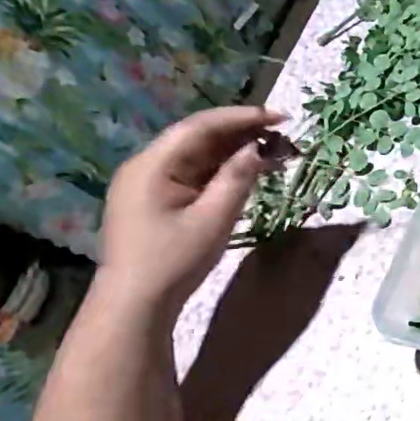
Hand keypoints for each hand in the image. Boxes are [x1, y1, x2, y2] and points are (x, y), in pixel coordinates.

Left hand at [100, 106, 281, 313]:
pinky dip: (223, 168)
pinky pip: (194, 172)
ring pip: (199, 154)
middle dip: (242, 132)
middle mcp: (147, 165)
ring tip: (274, 151)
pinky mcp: (157, 198)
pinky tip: (249, 170)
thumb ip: (237, 179)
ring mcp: (150, 182)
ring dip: (235, 150)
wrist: (136, 302)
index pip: (201, 126)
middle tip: (284, 135)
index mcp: (153, 165)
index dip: (242, 118)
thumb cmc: (174, 260)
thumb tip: (258, 148)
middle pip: (199, 136)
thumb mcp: (214, 219)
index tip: (281, 117)